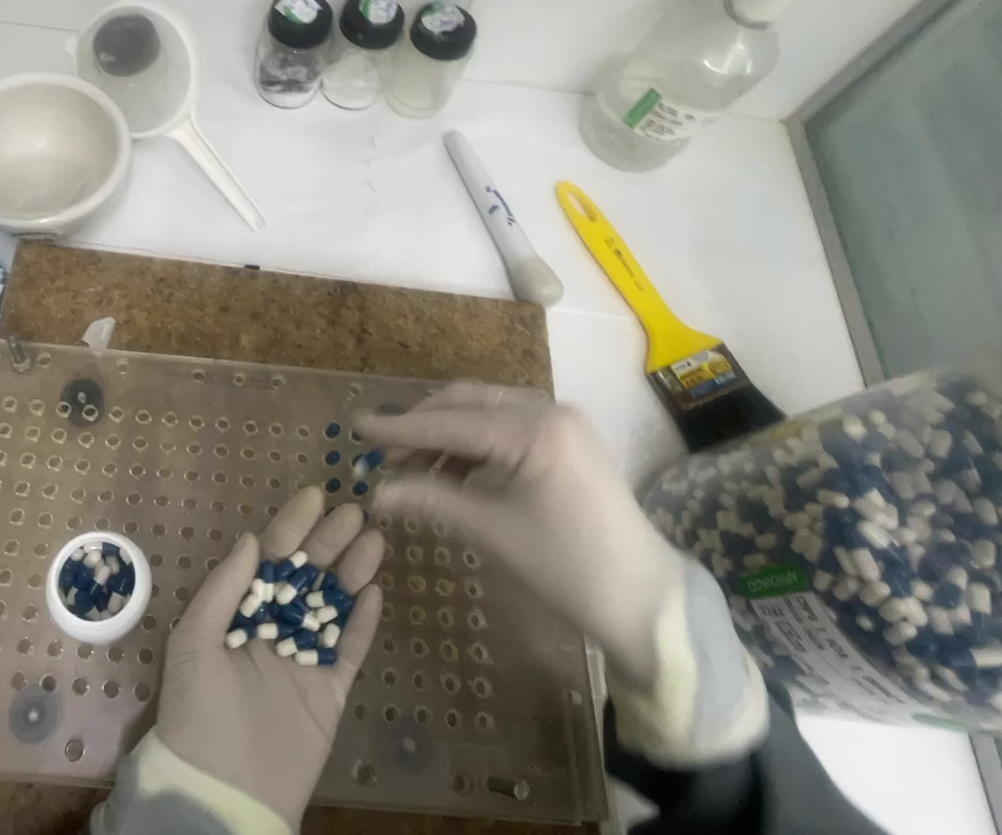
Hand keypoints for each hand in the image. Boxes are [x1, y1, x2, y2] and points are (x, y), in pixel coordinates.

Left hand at [156, 487, 385, 828]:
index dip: (290, 527)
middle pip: (305, 576)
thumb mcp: (194, 641)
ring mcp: (302, 659)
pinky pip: (349, 650)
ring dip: (351, 572)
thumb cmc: (198, 711)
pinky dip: (362, 623)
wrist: (222, 791)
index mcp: (236, 614)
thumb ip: (224, 588)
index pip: (267, 560)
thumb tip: (252, 538)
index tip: (314, 496)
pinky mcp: (329, 691)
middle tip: (355, 510)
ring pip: (332, 606)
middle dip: (328, 542)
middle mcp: (271, 629)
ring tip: (374, 539)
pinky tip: (376, 591)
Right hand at [356, 383, 681, 688]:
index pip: (452, 421)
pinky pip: (505, 427)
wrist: (644, 600)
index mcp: (535, 430)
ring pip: (484, 412)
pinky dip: (471, 444)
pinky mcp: (565, 439)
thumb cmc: (568, 567)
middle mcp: (549, 410)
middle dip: (421, 425)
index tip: (357, 426)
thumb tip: (376, 493)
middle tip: (381, 452)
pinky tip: (448, 471)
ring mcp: (561, 422)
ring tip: (409, 467)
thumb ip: (431, 500)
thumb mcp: (492, 531)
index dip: (400, 428)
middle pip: (466, 403)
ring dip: (444, 434)